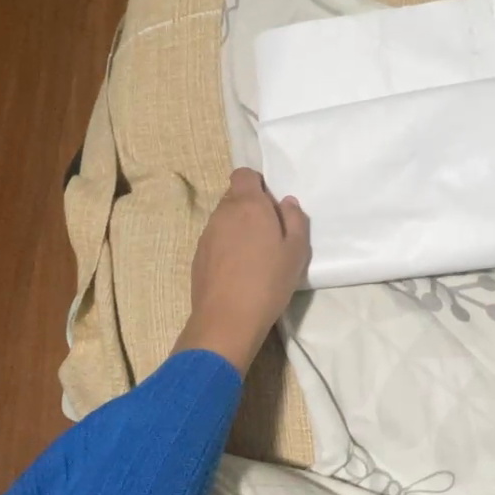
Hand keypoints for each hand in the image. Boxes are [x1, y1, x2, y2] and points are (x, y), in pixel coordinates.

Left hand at [172, 168, 310, 372]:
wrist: (227, 319)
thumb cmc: (269, 281)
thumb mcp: (297, 251)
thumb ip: (295, 220)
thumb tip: (287, 203)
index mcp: (248, 205)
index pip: (244, 175)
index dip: (258, 185)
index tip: (272, 206)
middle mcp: (223, 213)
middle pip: (235, 197)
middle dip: (251, 208)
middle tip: (271, 234)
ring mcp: (206, 235)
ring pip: (225, 220)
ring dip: (239, 228)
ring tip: (256, 256)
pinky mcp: (198, 256)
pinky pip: (216, 240)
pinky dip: (227, 247)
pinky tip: (239, 271)